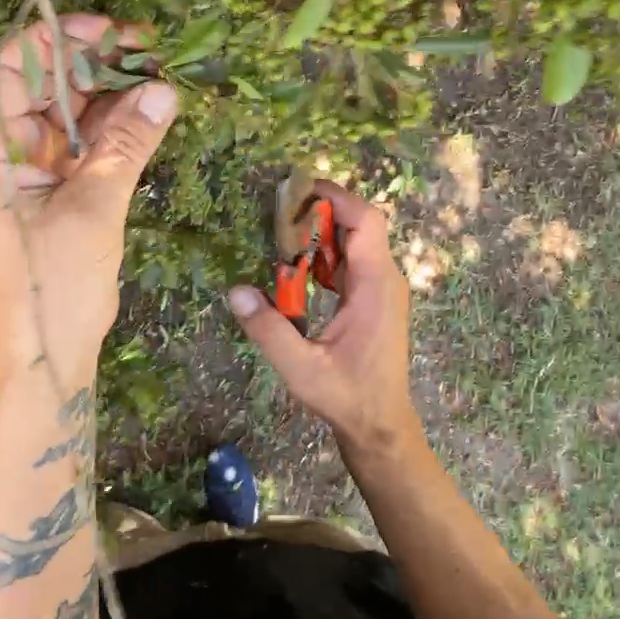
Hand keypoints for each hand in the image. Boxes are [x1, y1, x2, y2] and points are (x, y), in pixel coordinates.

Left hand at [0, 14, 178, 387]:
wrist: (47, 358)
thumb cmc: (53, 286)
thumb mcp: (93, 210)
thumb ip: (127, 145)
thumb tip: (165, 91)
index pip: (13, 70)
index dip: (57, 39)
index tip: (108, 29)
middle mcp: (5, 151)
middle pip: (46, 86)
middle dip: (94, 62)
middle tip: (149, 48)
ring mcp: (32, 170)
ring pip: (70, 113)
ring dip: (111, 91)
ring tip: (159, 71)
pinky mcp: (57, 189)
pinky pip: (85, 143)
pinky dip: (116, 126)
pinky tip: (151, 108)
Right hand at [226, 182, 421, 454]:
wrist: (382, 427)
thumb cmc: (348, 397)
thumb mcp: (302, 369)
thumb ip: (270, 330)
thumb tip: (235, 291)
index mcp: (375, 286)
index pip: (366, 221)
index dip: (337, 197)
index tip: (299, 190)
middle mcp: (384, 279)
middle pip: (358, 225)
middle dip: (320, 212)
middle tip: (277, 212)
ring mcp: (380, 289)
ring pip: (353, 242)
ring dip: (319, 233)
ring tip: (279, 233)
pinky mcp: (372, 299)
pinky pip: (349, 262)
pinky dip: (323, 254)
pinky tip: (294, 267)